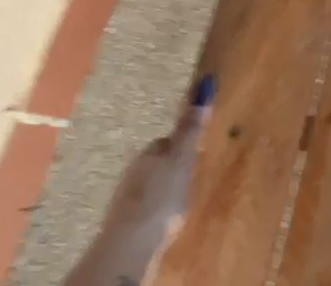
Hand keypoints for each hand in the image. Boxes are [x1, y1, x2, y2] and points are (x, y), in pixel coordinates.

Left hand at [64, 74, 214, 285]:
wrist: (130, 245)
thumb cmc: (161, 196)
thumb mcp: (182, 158)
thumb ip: (191, 126)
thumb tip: (203, 85)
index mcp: (149, 153)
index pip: (166, 142)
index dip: (182, 145)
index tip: (196, 151)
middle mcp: (134, 171)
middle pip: (157, 162)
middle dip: (172, 167)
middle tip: (191, 175)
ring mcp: (127, 198)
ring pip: (150, 186)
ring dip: (163, 189)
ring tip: (180, 199)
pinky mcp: (126, 222)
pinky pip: (145, 208)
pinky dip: (156, 209)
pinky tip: (165, 219)